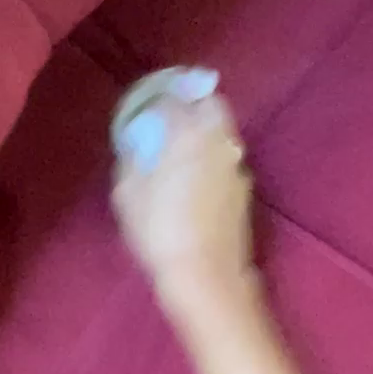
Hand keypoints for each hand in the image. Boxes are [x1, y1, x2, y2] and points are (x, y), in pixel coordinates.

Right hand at [109, 73, 255, 301]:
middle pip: (210, 104)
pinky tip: (197, 181)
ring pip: (223, 133)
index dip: (157, 101)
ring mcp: (237, 165)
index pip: (173, 99)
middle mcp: (218, 140)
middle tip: (171, 121)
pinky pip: (227, 160)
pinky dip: (214, 160)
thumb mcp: (127, 196)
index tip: (145, 111)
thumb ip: (131, 161)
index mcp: (187, 133)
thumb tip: (135, 148)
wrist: (206, 274)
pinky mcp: (245, 189)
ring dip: (205, 133)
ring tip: (183, 152)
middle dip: (191, 105)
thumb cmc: (159, 232)